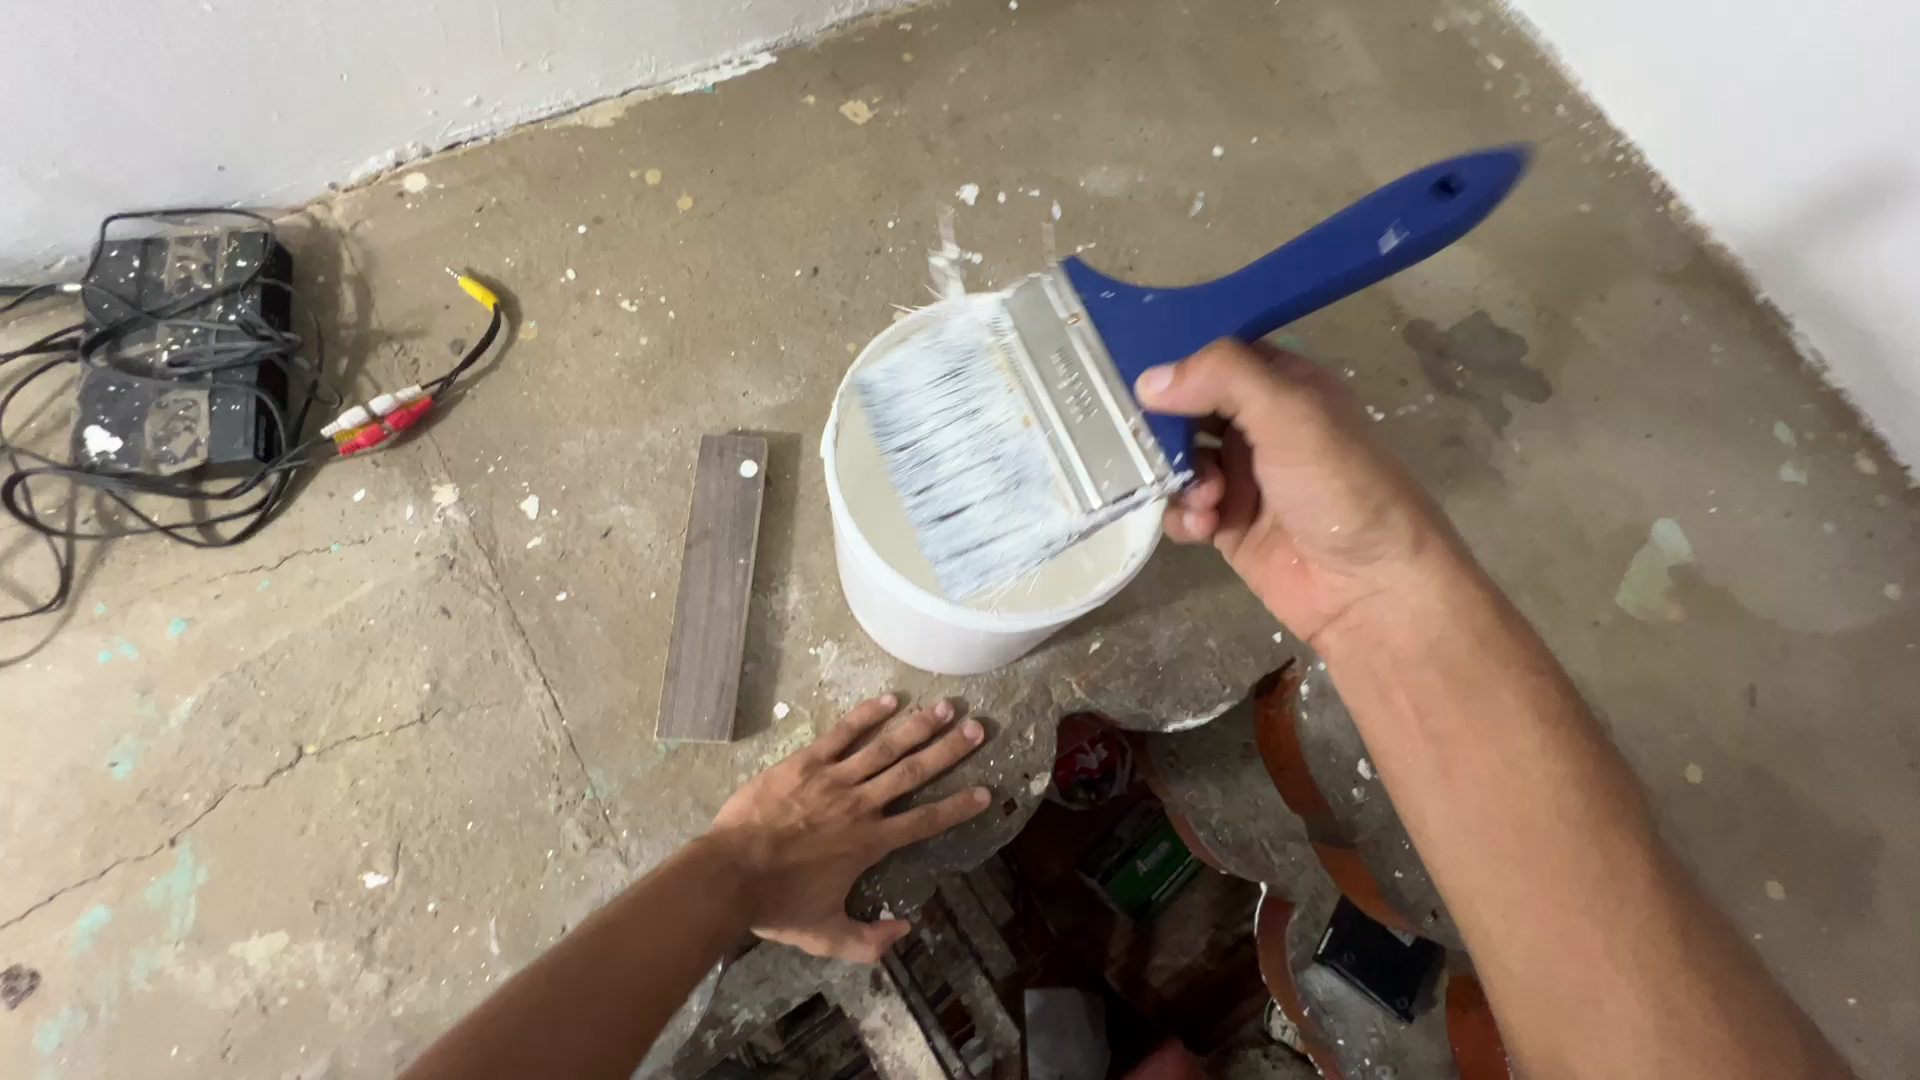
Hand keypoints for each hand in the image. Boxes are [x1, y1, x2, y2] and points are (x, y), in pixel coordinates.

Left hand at [704, 694, 989, 962]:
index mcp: (870, 843)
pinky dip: (866, 715)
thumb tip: (906, 930)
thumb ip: (868, 941)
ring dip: (918, 726)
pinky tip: (889, 699)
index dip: (957, 807)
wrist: (729, 875)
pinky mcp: (806, 762)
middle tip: (976, 727)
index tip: (985, 791)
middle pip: (914, 772)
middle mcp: (861, 805)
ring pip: (885, 747)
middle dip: (949, 750)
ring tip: (945, 706)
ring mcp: (835, 779)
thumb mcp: (824, 935)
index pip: (925, 821)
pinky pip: (842, 733)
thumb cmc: (776, 904)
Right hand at [1134, 339, 1464, 643]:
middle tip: (1156, 450)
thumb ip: (1223, 379)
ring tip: (1205, 501)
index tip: (1142, 383)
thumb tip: (1147, 380)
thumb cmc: (1339, 487)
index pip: (1220, 360)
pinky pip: (1184, 511)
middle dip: (1168, 432)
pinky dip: (1184, 518)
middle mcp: (1260, 428)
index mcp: (1285, 388)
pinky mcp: (1228, 525)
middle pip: (1189, 412)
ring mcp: (1243, 479)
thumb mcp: (1290, 414)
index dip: (1182, 367)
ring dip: (1181, 480)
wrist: (1369, 586)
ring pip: (1181, 463)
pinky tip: (1204, 529)